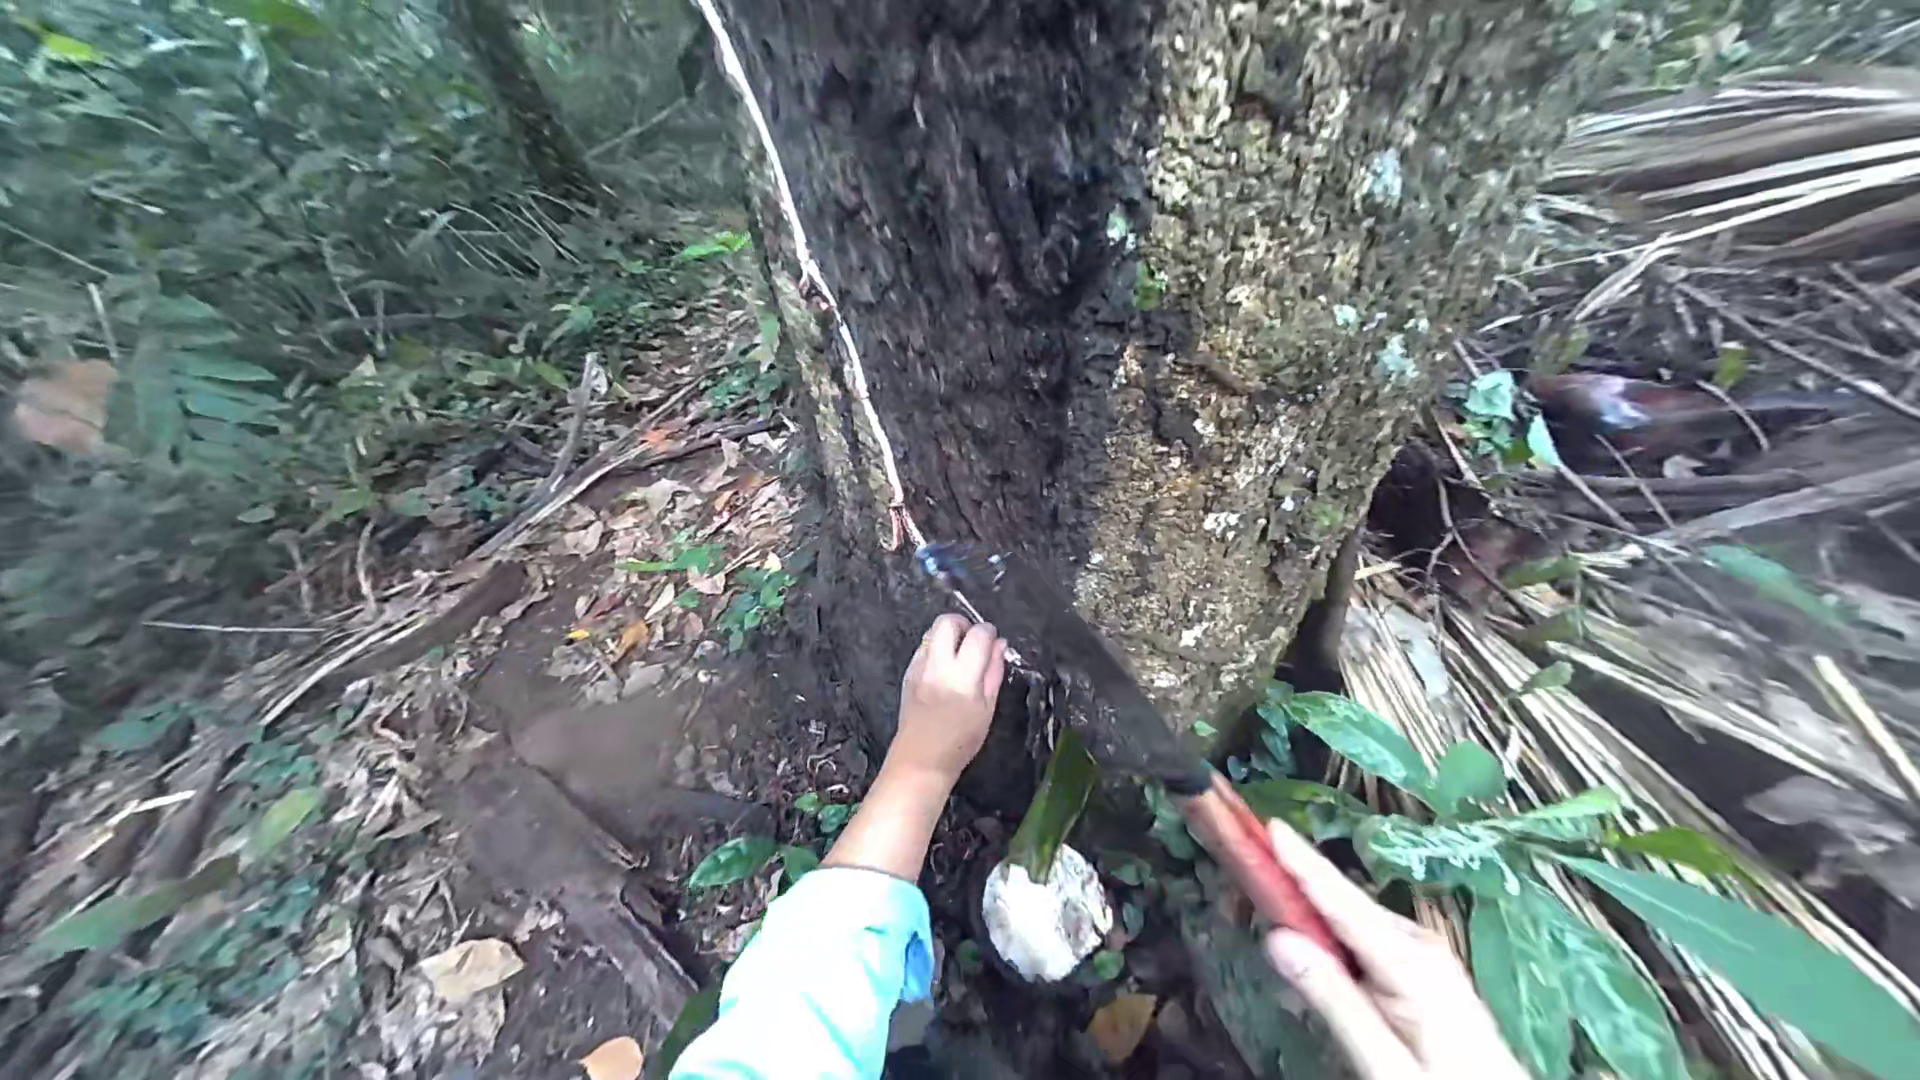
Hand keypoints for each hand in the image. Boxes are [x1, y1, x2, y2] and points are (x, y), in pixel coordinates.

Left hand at [887, 614, 1004, 785]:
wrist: (921, 759)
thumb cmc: (961, 740)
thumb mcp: (987, 708)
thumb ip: (994, 671)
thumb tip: (1000, 644)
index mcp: (962, 677)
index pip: (978, 635)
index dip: (989, 632)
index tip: (993, 641)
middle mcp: (937, 666)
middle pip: (947, 621)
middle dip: (964, 623)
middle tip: (973, 640)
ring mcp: (919, 667)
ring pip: (932, 631)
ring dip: (949, 635)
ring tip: (959, 655)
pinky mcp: (908, 672)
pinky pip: (924, 646)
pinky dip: (936, 648)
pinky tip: (945, 669)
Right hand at [1262, 820, 1526, 1079]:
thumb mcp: (1386, 1064)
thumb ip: (1334, 1000)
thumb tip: (1277, 938)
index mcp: (1410, 962)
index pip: (1341, 900)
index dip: (1303, 861)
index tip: (1272, 825)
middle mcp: (1417, 942)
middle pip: (1343, 898)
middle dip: (1298, 873)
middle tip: (1255, 850)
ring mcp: (1421, 950)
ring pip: (1350, 911)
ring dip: (1310, 895)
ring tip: (1271, 875)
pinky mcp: (1418, 963)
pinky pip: (1361, 928)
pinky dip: (1328, 918)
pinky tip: (1308, 922)